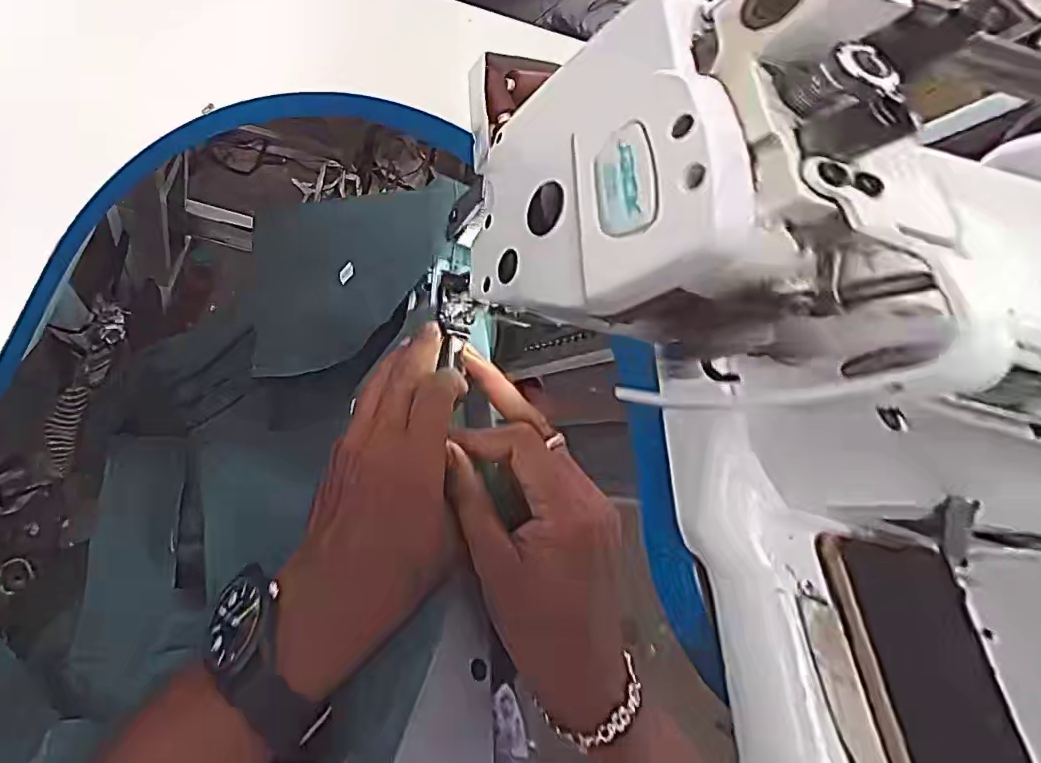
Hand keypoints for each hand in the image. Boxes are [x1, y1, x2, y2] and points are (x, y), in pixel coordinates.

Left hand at [274, 323, 465, 699]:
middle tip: (433, 331)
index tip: (460, 378)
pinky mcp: (339, 450)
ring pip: (377, 384)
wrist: (333, 587)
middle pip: (402, 377)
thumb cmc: (398, 571)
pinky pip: (362, 402)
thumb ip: (460, 487)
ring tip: (409, 344)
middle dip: (420, 350)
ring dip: (395, 360)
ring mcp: (356, 441)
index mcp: (416, 458)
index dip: (449, 378)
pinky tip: (385, 381)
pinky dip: (377, 382)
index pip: (434, 394)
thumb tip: (461, 454)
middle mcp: (383, 439)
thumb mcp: (450, 536)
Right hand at [447, 354, 627, 732]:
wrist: (587, 678)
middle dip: (501, 395)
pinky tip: (496, 444)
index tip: (447, 443)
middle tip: (471, 361)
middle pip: (540, 431)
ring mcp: (593, 502)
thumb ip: (470, 501)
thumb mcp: (493, 567)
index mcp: (568, 509)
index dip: (479, 436)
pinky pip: (552, 467)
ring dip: (510, 421)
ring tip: (478, 388)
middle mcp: (588, 496)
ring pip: (547, 445)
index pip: (521, 444)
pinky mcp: (589, 512)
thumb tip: (449, 452)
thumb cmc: (539, 633)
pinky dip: (521, 452)